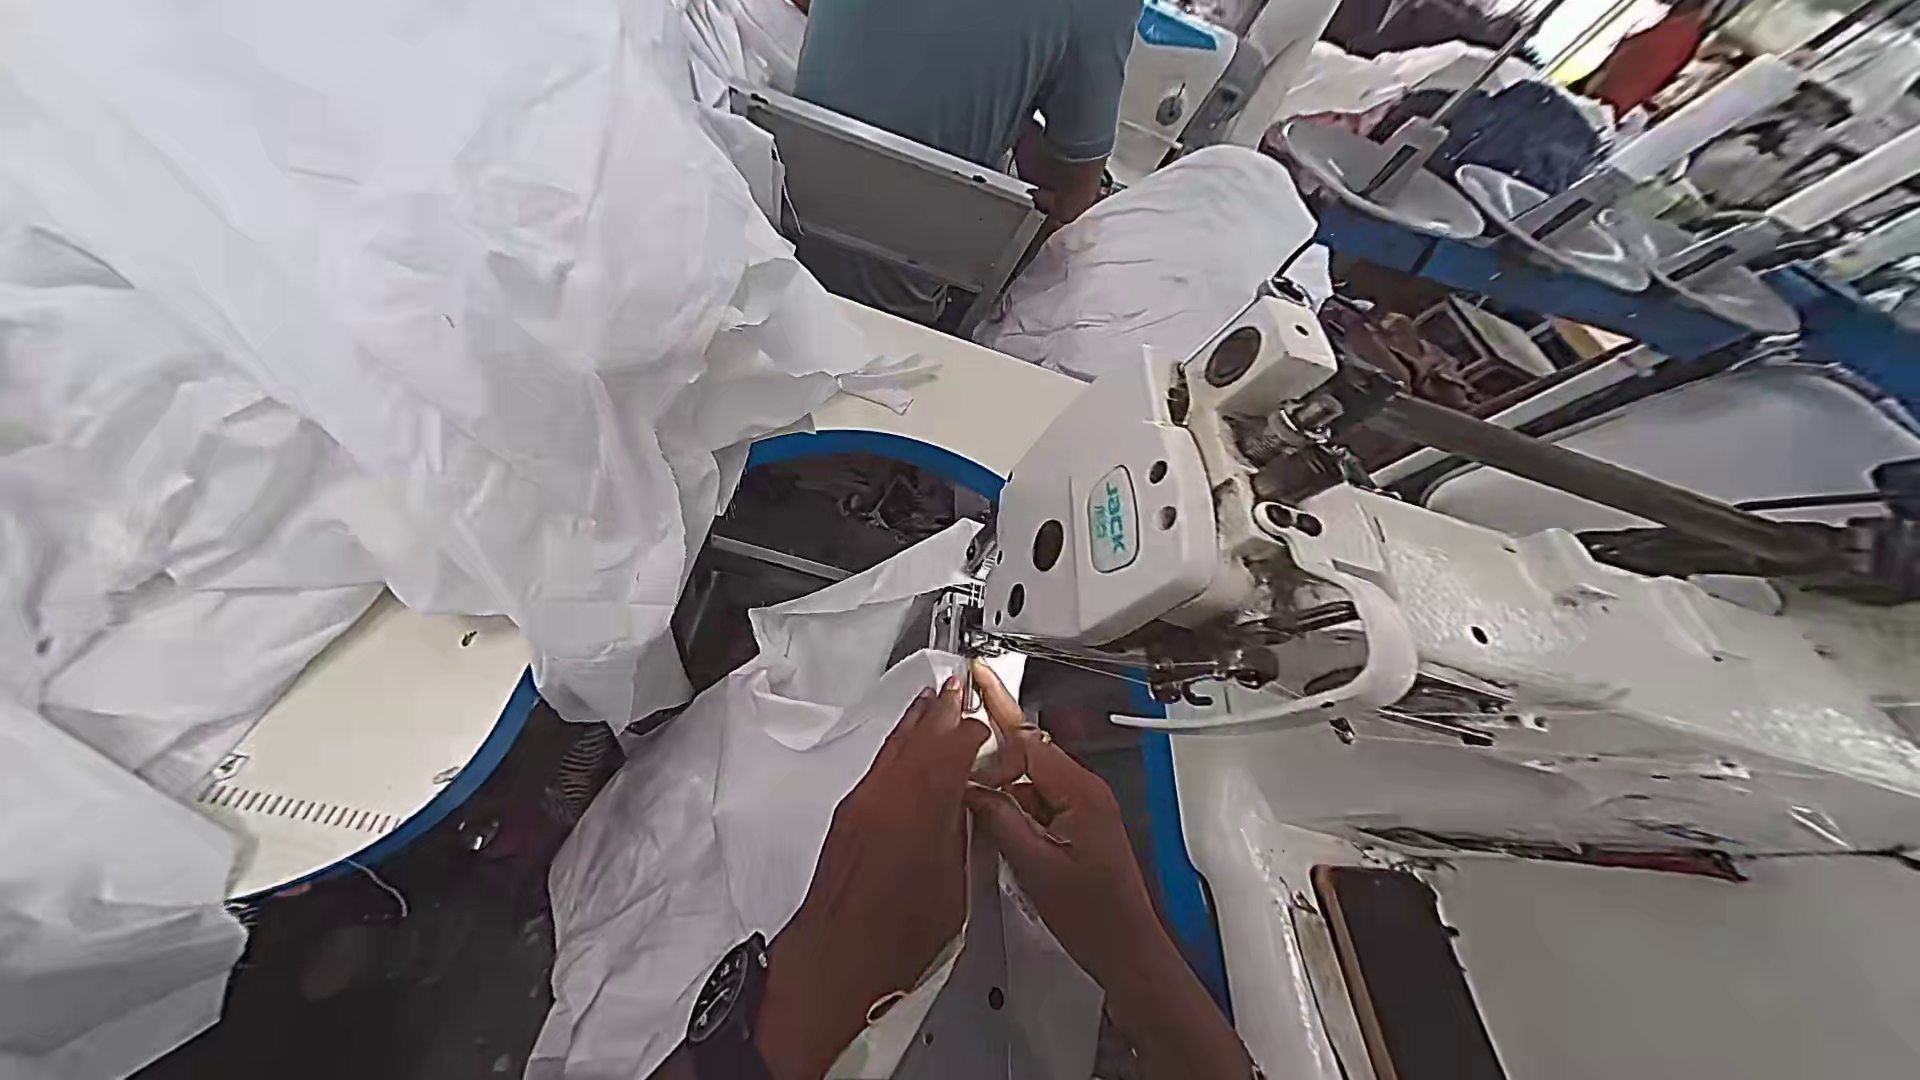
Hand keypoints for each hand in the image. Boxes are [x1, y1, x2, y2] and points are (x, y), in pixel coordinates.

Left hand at [754, 671, 1007, 1079]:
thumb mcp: (953, 886)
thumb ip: (962, 833)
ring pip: (897, 743)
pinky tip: (905, 736)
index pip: (953, 750)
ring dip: (917, 718)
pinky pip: (880, 760)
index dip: (972, 732)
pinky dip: (897, 740)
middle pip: (922, 737)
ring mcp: (866, 799)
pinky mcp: (850, 809)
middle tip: (957, 686)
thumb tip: (969, 804)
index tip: (985, 725)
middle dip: (943, 710)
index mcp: (922, 810)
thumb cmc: (895, 937)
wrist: (834, 958)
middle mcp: (890, 795)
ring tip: (932, 697)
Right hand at [965, 700, 1254, 1079]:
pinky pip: (1037, 799)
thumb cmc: (1094, 917)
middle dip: (992, 763)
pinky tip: (1003, 832)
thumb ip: (999, 819)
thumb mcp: (1035, 866)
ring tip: (985, 818)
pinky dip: (1016, 809)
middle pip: (1026, 755)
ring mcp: (1082, 804)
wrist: (1128, 951)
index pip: (1028, 736)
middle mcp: (1084, 789)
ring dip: (1003, 792)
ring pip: (1029, 780)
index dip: (998, 702)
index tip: (980, 676)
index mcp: (1078, 791)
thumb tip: (971, 790)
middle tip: (965, 775)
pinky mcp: (1078, 820)